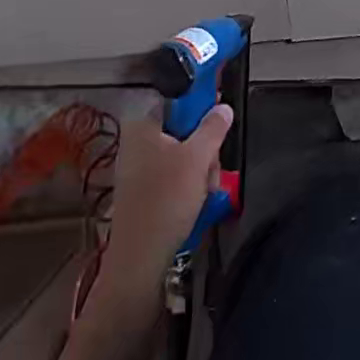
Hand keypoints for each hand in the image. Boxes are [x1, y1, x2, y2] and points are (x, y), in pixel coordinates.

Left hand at [101, 103, 233, 293]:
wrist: (140, 258)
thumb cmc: (167, 200)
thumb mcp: (197, 159)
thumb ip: (213, 129)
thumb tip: (223, 107)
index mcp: (142, 126)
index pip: (176, 102)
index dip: (200, 107)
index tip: (219, 122)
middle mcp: (136, 143)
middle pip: (183, 132)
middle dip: (204, 150)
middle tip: (211, 170)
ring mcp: (138, 170)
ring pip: (181, 157)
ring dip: (200, 172)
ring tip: (205, 193)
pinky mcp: (142, 194)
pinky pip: (172, 178)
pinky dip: (188, 188)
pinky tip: (195, 205)